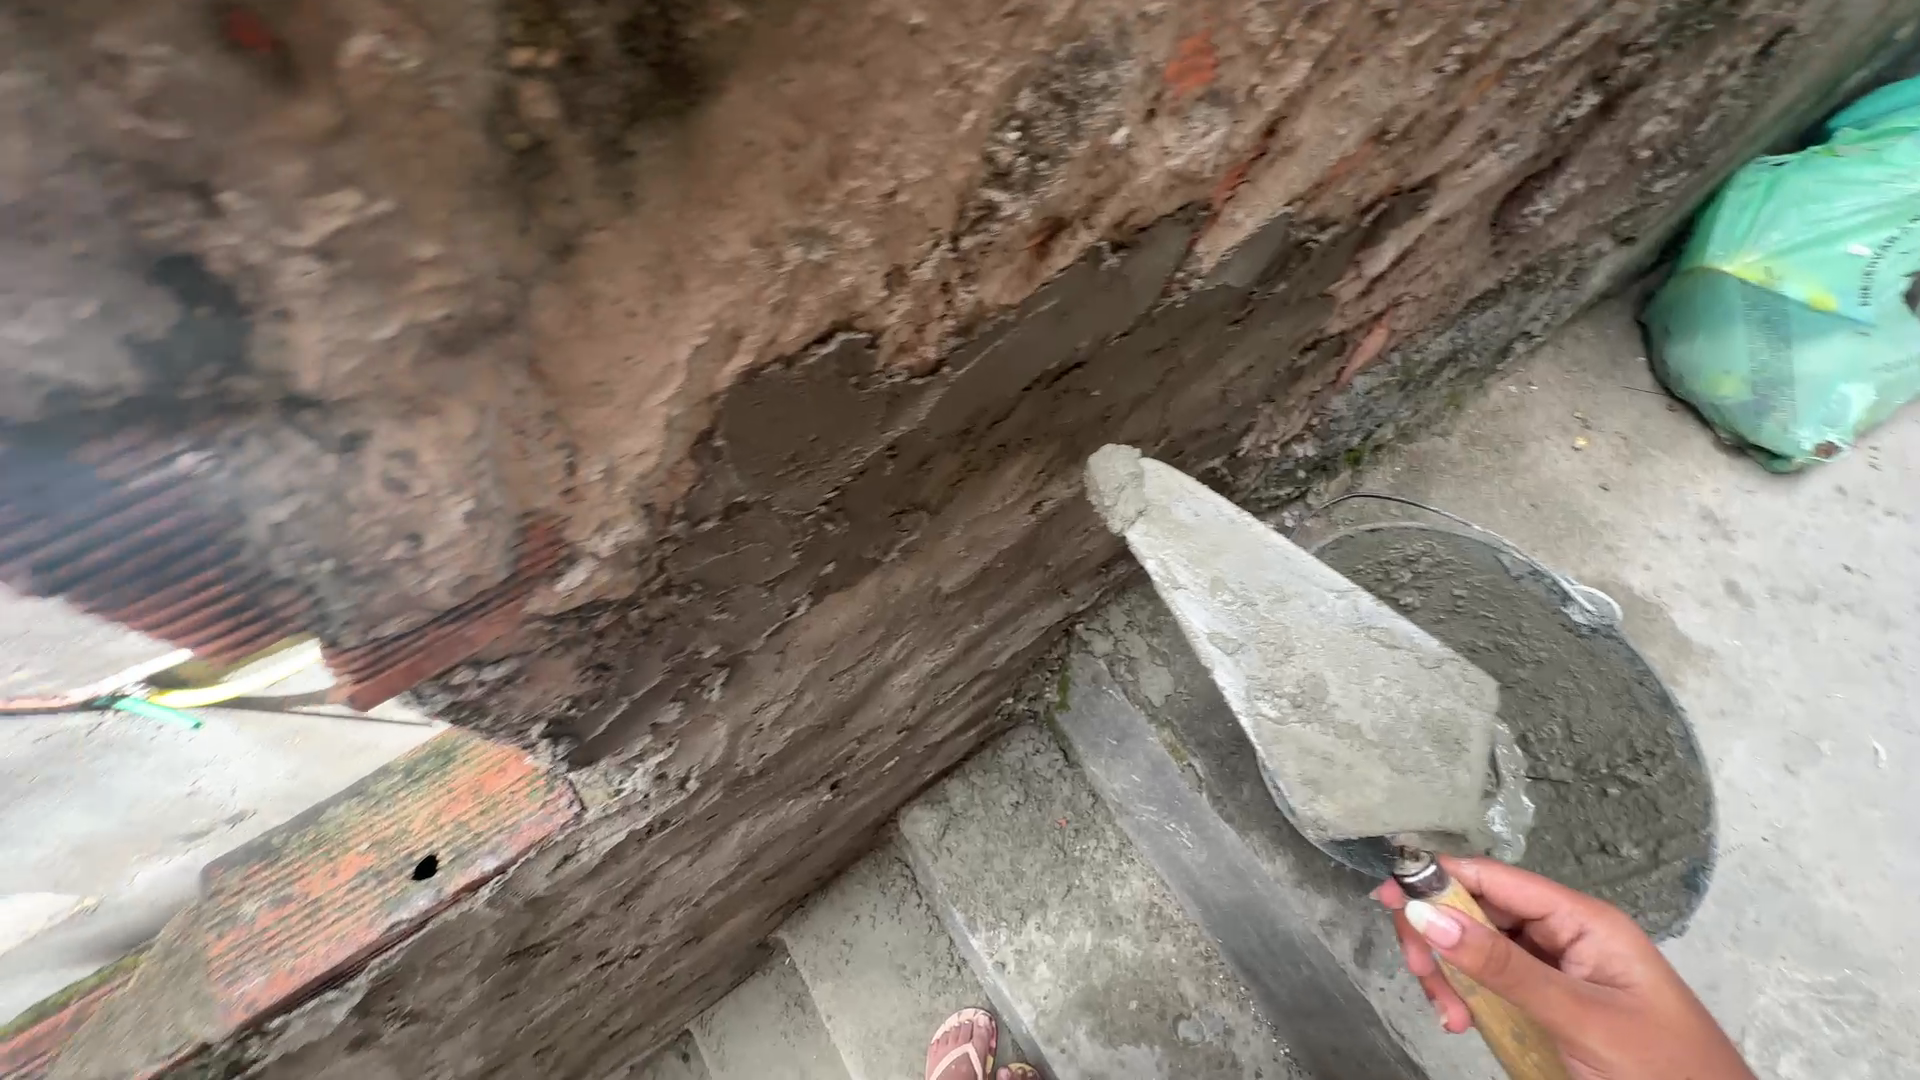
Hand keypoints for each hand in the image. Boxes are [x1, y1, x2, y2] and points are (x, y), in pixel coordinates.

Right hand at [1373, 856, 1753, 1079]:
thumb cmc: (1665, 1075)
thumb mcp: (1581, 1020)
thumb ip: (1502, 966)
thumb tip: (1422, 911)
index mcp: (1582, 920)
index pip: (1492, 877)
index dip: (1437, 879)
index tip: (1387, 899)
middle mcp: (1563, 934)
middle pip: (1475, 910)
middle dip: (1438, 938)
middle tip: (1419, 974)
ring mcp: (1553, 969)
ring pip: (1472, 946)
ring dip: (1447, 974)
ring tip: (1449, 1016)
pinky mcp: (1544, 1002)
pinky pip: (1486, 981)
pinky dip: (1463, 997)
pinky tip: (1461, 1023)